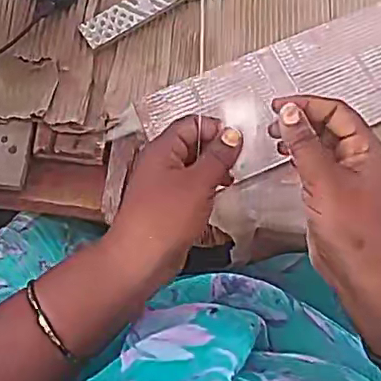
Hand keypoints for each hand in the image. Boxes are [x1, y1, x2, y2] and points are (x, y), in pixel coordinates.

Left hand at [106, 116, 244, 270]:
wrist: (141, 257)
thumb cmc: (164, 218)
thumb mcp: (199, 182)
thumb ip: (217, 156)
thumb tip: (231, 135)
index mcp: (162, 149)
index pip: (191, 123)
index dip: (215, 127)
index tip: (237, 139)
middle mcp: (159, 162)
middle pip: (192, 143)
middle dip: (216, 149)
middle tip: (239, 159)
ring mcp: (162, 183)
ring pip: (192, 166)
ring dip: (213, 169)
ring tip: (232, 177)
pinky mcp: (167, 204)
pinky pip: (190, 186)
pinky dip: (206, 187)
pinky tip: (219, 195)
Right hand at [269, 97, 380, 284]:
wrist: (363, 274)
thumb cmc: (357, 235)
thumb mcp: (324, 180)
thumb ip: (304, 143)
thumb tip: (290, 114)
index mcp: (366, 150)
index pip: (336, 111)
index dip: (307, 104)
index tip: (281, 106)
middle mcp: (359, 161)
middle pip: (329, 125)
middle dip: (301, 119)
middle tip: (275, 120)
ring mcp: (347, 178)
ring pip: (321, 145)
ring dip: (298, 138)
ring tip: (277, 138)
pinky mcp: (334, 194)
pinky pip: (316, 165)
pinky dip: (299, 158)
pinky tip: (287, 162)